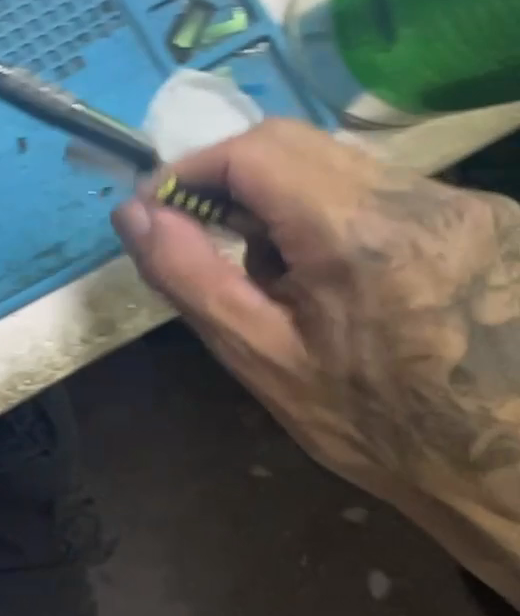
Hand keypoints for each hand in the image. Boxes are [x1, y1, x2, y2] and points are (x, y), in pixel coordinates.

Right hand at [111, 119, 519, 603]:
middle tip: (202, 239)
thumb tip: (133, 212)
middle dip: (230, 182)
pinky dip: (329, 217)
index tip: (158, 212)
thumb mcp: (257, 354)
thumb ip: (187, 273)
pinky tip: (336, 280)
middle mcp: (428, 200)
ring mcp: (472, 207)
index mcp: (362, 234)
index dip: (189, 169)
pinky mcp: (493, 221)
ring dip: (281, 202)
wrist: (519, 468)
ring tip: (276, 275)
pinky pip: (382, 192)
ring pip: (337, 167)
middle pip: (297, 146)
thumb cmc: (375, 421)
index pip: (255, 150)